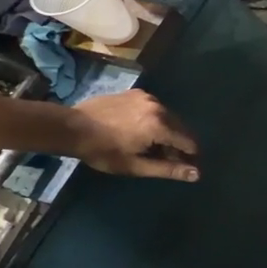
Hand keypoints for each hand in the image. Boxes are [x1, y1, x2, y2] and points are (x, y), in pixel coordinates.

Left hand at [69, 90, 199, 181]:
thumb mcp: (135, 165)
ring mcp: (148, 98)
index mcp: (161, 126)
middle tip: (161, 157)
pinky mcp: (136, 93)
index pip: (190, 143)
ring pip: (169, 118)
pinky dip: (153, 119)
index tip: (181, 166)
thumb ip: (169, 169)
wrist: (68, 126)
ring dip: (166, 132)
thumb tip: (197, 174)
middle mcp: (160, 108)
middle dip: (176, 144)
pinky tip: (137, 129)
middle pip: (181, 129)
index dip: (189, 157)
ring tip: (147, 144)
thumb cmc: (102, 150)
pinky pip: (155, 109)